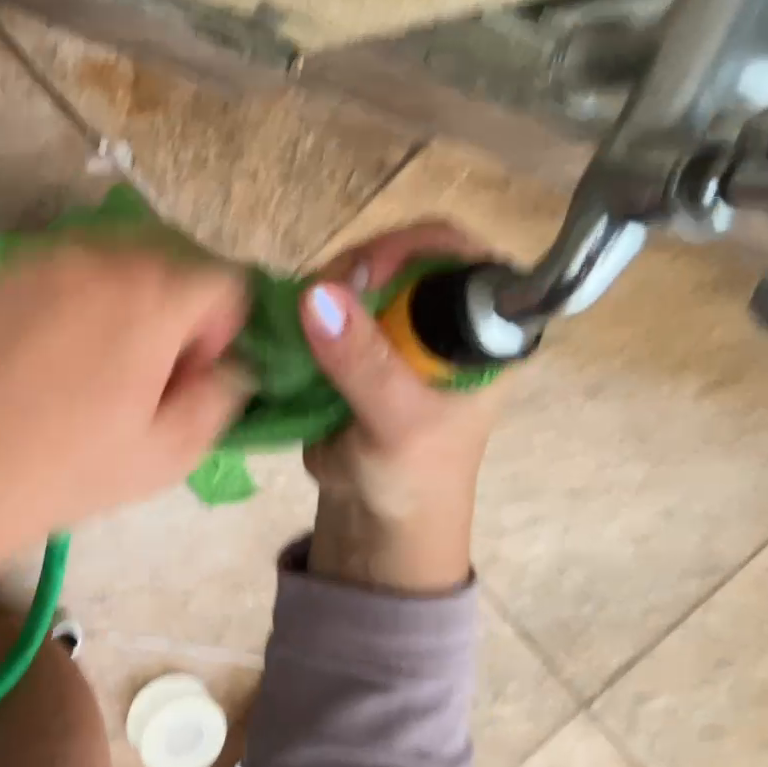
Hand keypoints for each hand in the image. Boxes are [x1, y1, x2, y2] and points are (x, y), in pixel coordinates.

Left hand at [0, 246, 252, 576]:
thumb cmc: (66, 470)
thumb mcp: (169, 452)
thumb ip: (221, 394)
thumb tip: (227, 364)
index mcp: (151, 296)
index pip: (222, 283)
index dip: (217, 332)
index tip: (184, 376)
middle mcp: (97, 258)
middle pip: (165, 266)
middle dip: (170, 313)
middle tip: (140, 373)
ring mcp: (38, 261)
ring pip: (109, 266)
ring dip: (119, 304)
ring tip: (87, 366)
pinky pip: (56, 275)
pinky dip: (68, 303)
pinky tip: (42, 356)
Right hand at [297, 223, 507, 595]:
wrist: (376, 516)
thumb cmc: (413, 474)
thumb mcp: (397, 421)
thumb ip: (364, 363)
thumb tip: (316, 295)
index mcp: (480, 331)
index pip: (456, 256)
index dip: (407, 250)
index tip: (357, 276)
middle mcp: (439, 319)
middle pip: (396, 257)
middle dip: (351, 270)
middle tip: (315, 298)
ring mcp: (393, 329)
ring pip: (354, 279)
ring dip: (320, 290)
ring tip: (295, 318)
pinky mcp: (351, 344)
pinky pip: (324, 308)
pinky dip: (302, 311)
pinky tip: (287, 327)